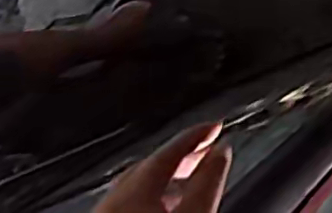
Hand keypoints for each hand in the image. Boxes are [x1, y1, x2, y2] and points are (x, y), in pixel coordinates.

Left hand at [94, 122, 231, 212]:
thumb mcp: (196, 210)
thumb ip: (211, 176)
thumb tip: (222, 148)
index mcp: (134, 186)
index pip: (173, 146)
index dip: (200, 132)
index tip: (217, 126)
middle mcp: (109, 200)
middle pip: (149, 166)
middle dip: (180, 155)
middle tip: (206, 149)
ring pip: (133, 188)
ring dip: (163, 179)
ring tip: (188, 181)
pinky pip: (123, 206)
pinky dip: (146, 198)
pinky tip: (161, 206)